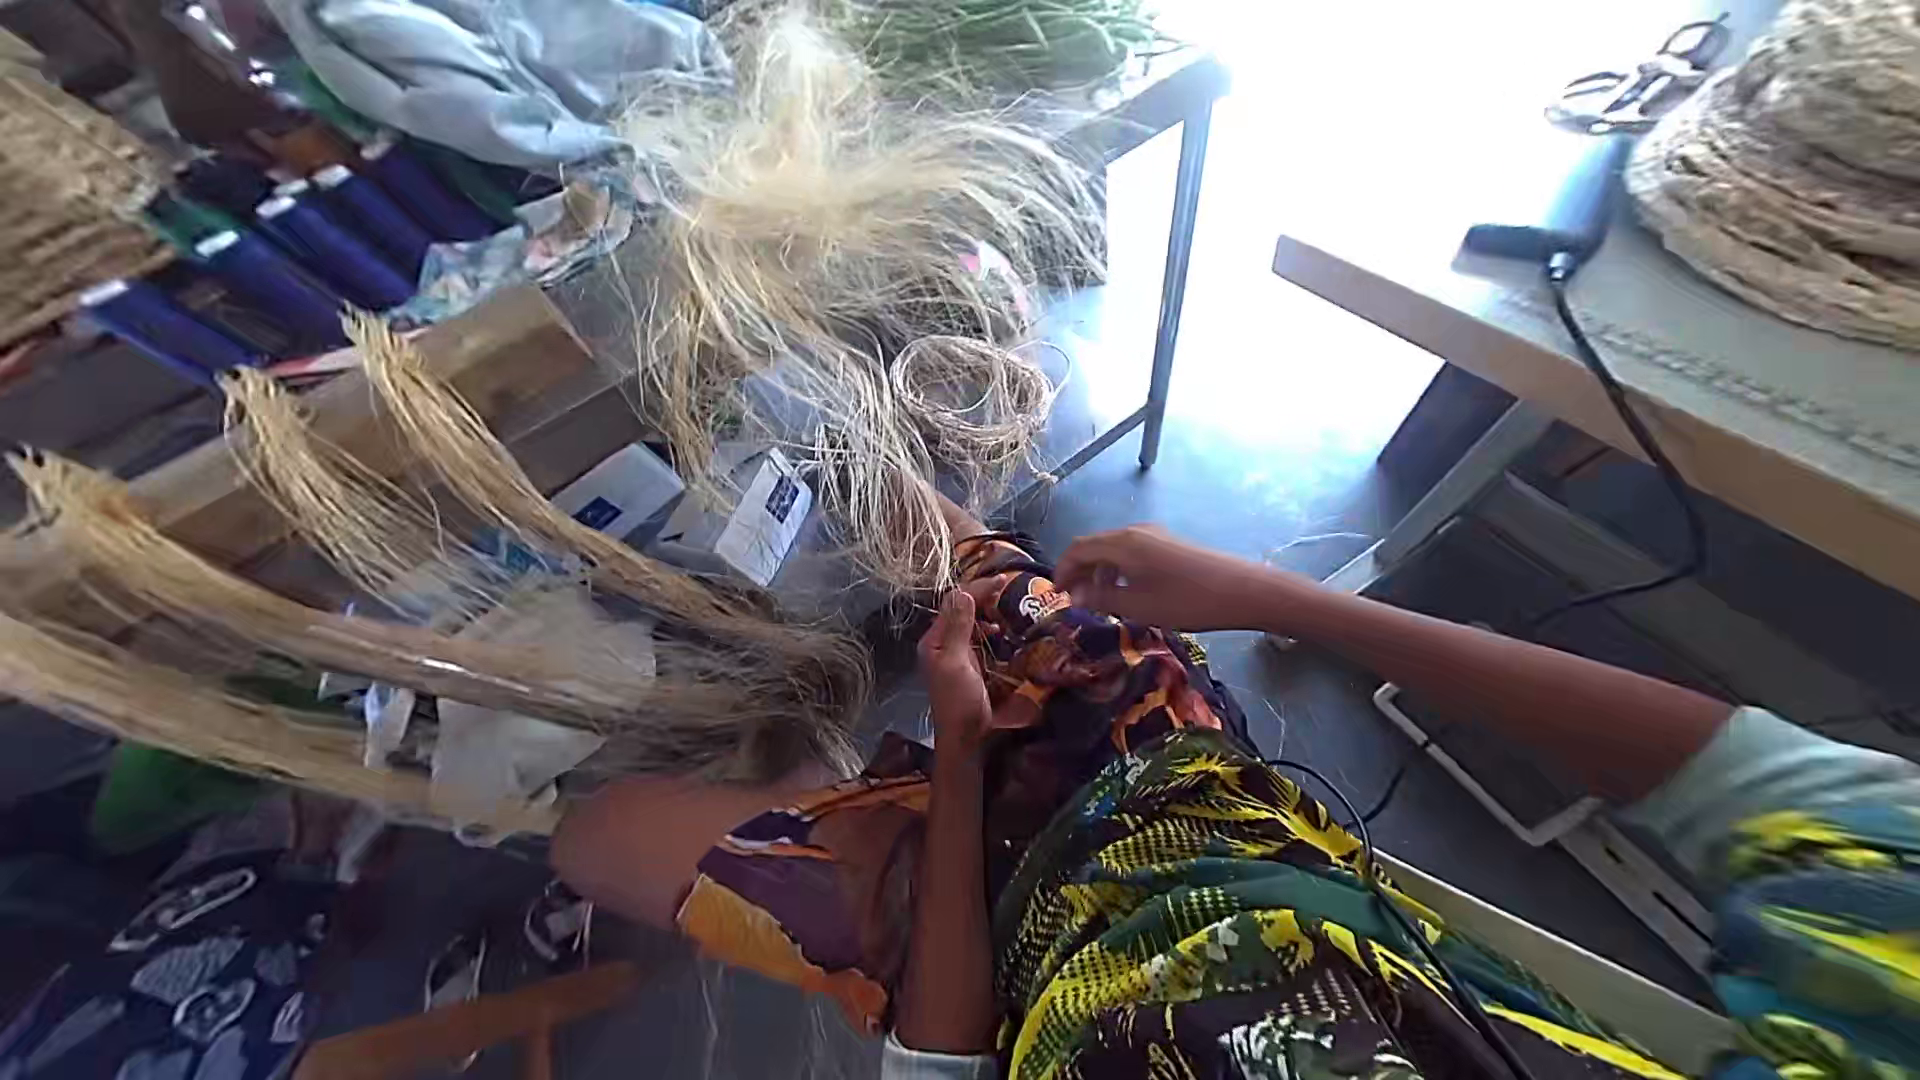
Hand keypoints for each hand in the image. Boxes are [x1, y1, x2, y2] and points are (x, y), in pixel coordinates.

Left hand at [918, 590, 991, 754]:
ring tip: (1003, 601)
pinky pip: (975, 635)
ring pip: (968, 620)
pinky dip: (986, 627)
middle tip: (1006, 584)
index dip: (977, 589)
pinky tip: (997, 630)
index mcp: (934, 639)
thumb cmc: (958, 701)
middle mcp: (941, 641)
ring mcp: (953, 652)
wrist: (964, 736)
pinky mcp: (966, 662)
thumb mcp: (957, 662)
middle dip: (981, 594)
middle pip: (959, 608)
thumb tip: (964, 593)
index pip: (954, 603)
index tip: (1003, 580)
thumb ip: (959, 628)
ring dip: (984, 608)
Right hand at [1056, 525, 1316, 631]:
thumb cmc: (1186, 600)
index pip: (1077, 549)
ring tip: (1099, 602)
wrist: (1244, 591)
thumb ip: (1101, 598)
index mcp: (1122, 543)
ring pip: (1112, 551)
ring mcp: (1153, 536)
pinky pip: (1130, 553)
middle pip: (1093, 547)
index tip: (1055, 595)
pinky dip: (1118, 571)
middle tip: (1073, 601)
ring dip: (1098, 573)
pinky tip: (1126, 593)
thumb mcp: (1138, 606)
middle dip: (1079, 572)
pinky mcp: (1168, 545)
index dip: (1062, 571)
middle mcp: (1134, 532)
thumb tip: (1074, 596)